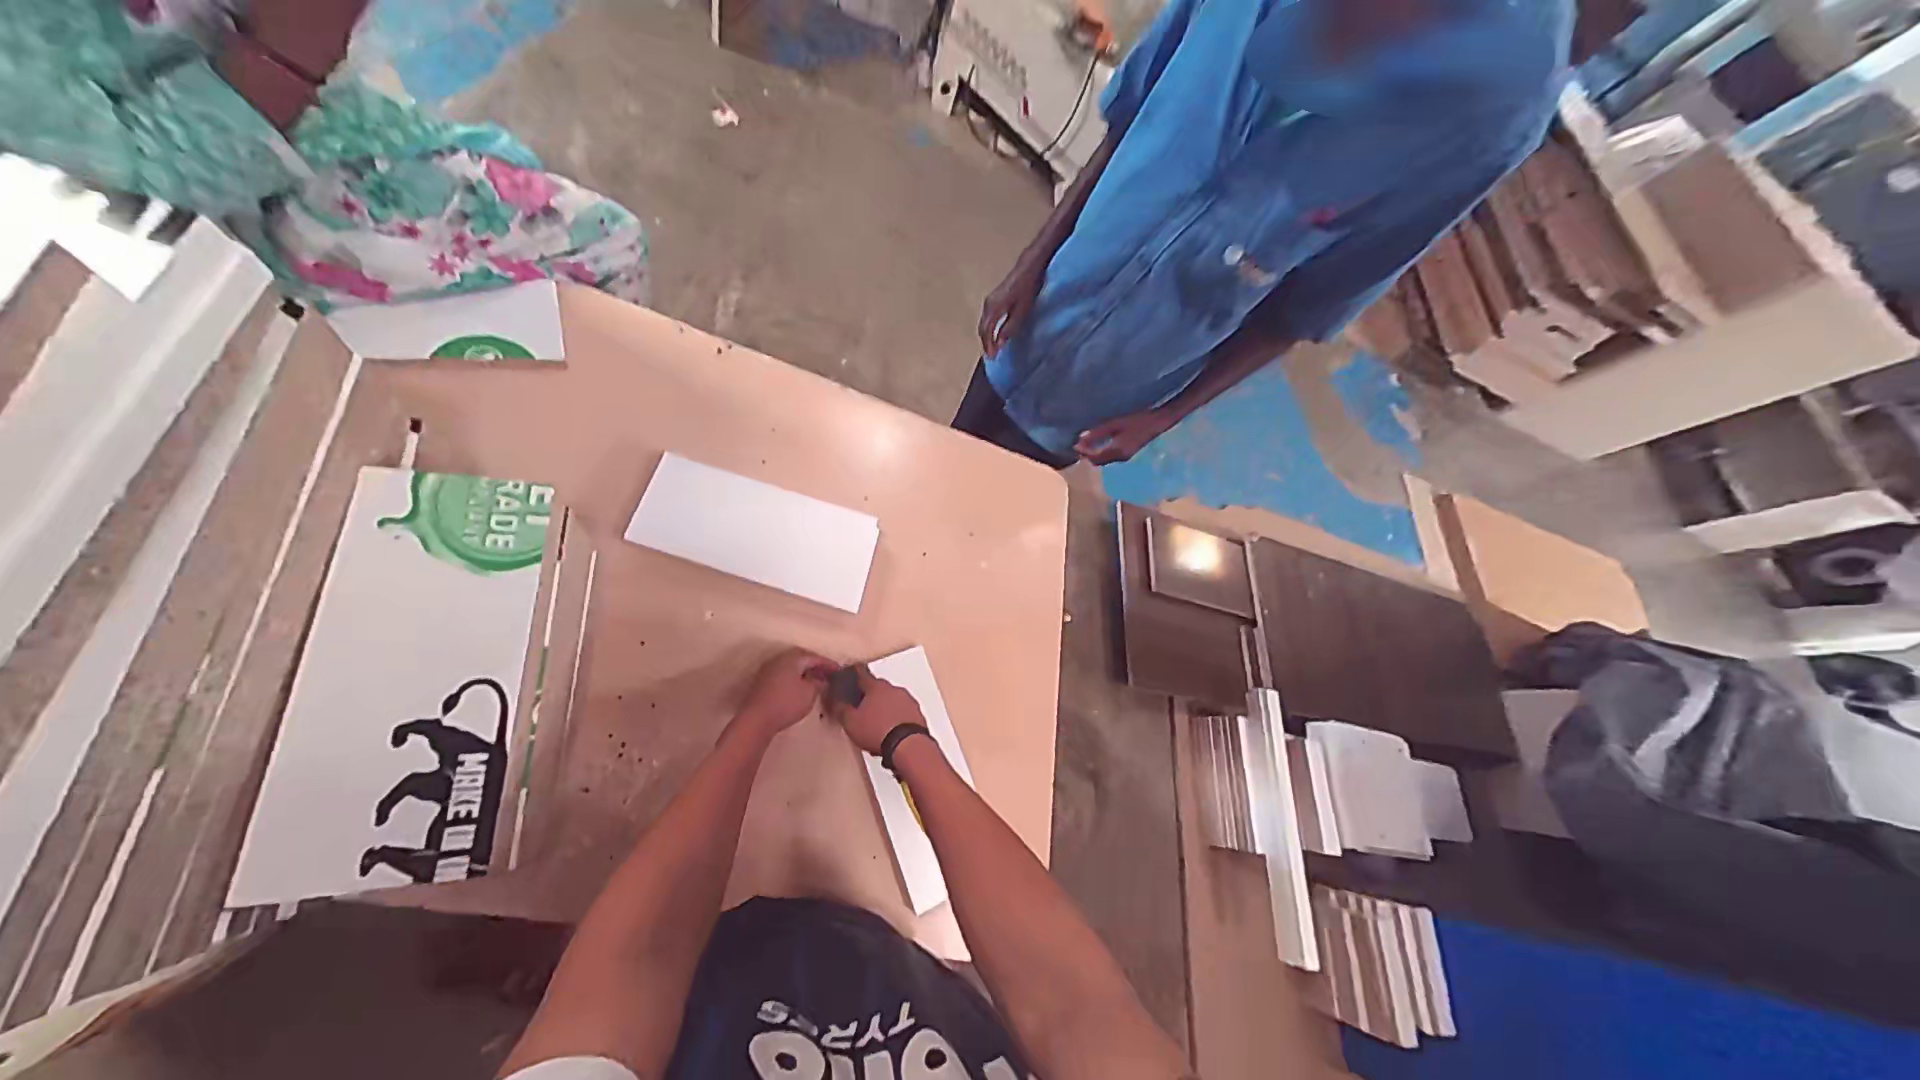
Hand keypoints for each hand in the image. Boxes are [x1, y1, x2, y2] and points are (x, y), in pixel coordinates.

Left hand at [736, 648, 835, 738]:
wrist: (756, 719)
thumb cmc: (787, 703)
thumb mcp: (810, 693)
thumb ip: (818, 683)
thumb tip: (821, 679)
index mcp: (793, 658)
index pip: (815, 657)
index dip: (828, 664)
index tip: (839, 670)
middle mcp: (779, 659)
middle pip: (801, 658)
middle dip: (815, 665)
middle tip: (827, 674)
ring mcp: (769, 670)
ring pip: (791, 666)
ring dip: (803, 671)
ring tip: (815, 681)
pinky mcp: (762, 682)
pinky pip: (783, 674)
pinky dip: (794, 678)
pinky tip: (799, 688)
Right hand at [824, 666, 926, 754]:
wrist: (907, 746)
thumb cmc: (880, 732)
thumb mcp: (850, 722)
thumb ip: (841, 709)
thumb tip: (835, 701)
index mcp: (876, 687)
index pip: (862, 674)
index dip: (855, 673)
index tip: (852, 672)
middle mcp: (894, 690)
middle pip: (879, 688)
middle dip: (870, 696)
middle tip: (862, 708)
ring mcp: (908, 701)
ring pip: (892, 700)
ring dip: (885, 707)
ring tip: (877, 725)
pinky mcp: (918, 714)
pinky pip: (904, 712)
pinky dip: (897, 718)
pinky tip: (891, 731)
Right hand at [979, 261, 1044, 354]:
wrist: (1027, 268)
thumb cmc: (1027, 289)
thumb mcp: (1021, 312)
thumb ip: (1009, 328)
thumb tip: (999, 343)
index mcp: (994, 308)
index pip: (986, 332)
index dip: (988, 346)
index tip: (992, 357)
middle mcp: (988, 305)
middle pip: (982, 329)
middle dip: (986, 343)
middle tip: (992, 356)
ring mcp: (989, 301)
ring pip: (983, 323)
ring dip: (986, 336)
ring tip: (992, 348)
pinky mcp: (993, 299)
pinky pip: (986, 318)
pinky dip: (988, 328)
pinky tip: (994, 334)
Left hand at [1073, 409, 1174, 464]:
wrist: (1161, 420)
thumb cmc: (1138, 420)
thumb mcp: (1115, 424)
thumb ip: (1097, 433)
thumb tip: (1079, 440)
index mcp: (1116, 452)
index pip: (1094, 459)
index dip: (1083, 453)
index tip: (1074, 444)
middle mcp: (1120, 458)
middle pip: (1099, 461)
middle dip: (1088, 455)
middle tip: (1079, 444)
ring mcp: (1126, 456)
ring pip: (1105, 460)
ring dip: (1095, 454)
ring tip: (1088, 443)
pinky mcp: (1130, 452)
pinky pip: (1111, 456)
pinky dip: (1103, 452)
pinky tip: (1102, 443)